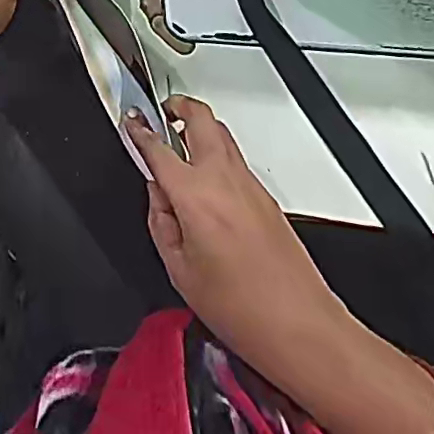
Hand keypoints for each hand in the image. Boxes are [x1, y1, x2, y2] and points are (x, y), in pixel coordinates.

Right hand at [126, 96, 344, 364]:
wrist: (302, 328)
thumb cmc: (245, 309)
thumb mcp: (178, 268)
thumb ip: (160, 221)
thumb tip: (157, 196)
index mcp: (194, 194)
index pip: (157, 146)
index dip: (139, 129)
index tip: (131, 122)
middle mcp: (224, 179)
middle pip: (201, 117)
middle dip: (178, 105)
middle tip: (162, 110)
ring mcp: (249, 185)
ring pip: (222, 133)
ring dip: (199, 126)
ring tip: (181, 136)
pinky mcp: (267, 197)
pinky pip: (236, 159)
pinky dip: (217, 153)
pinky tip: (206, 176)